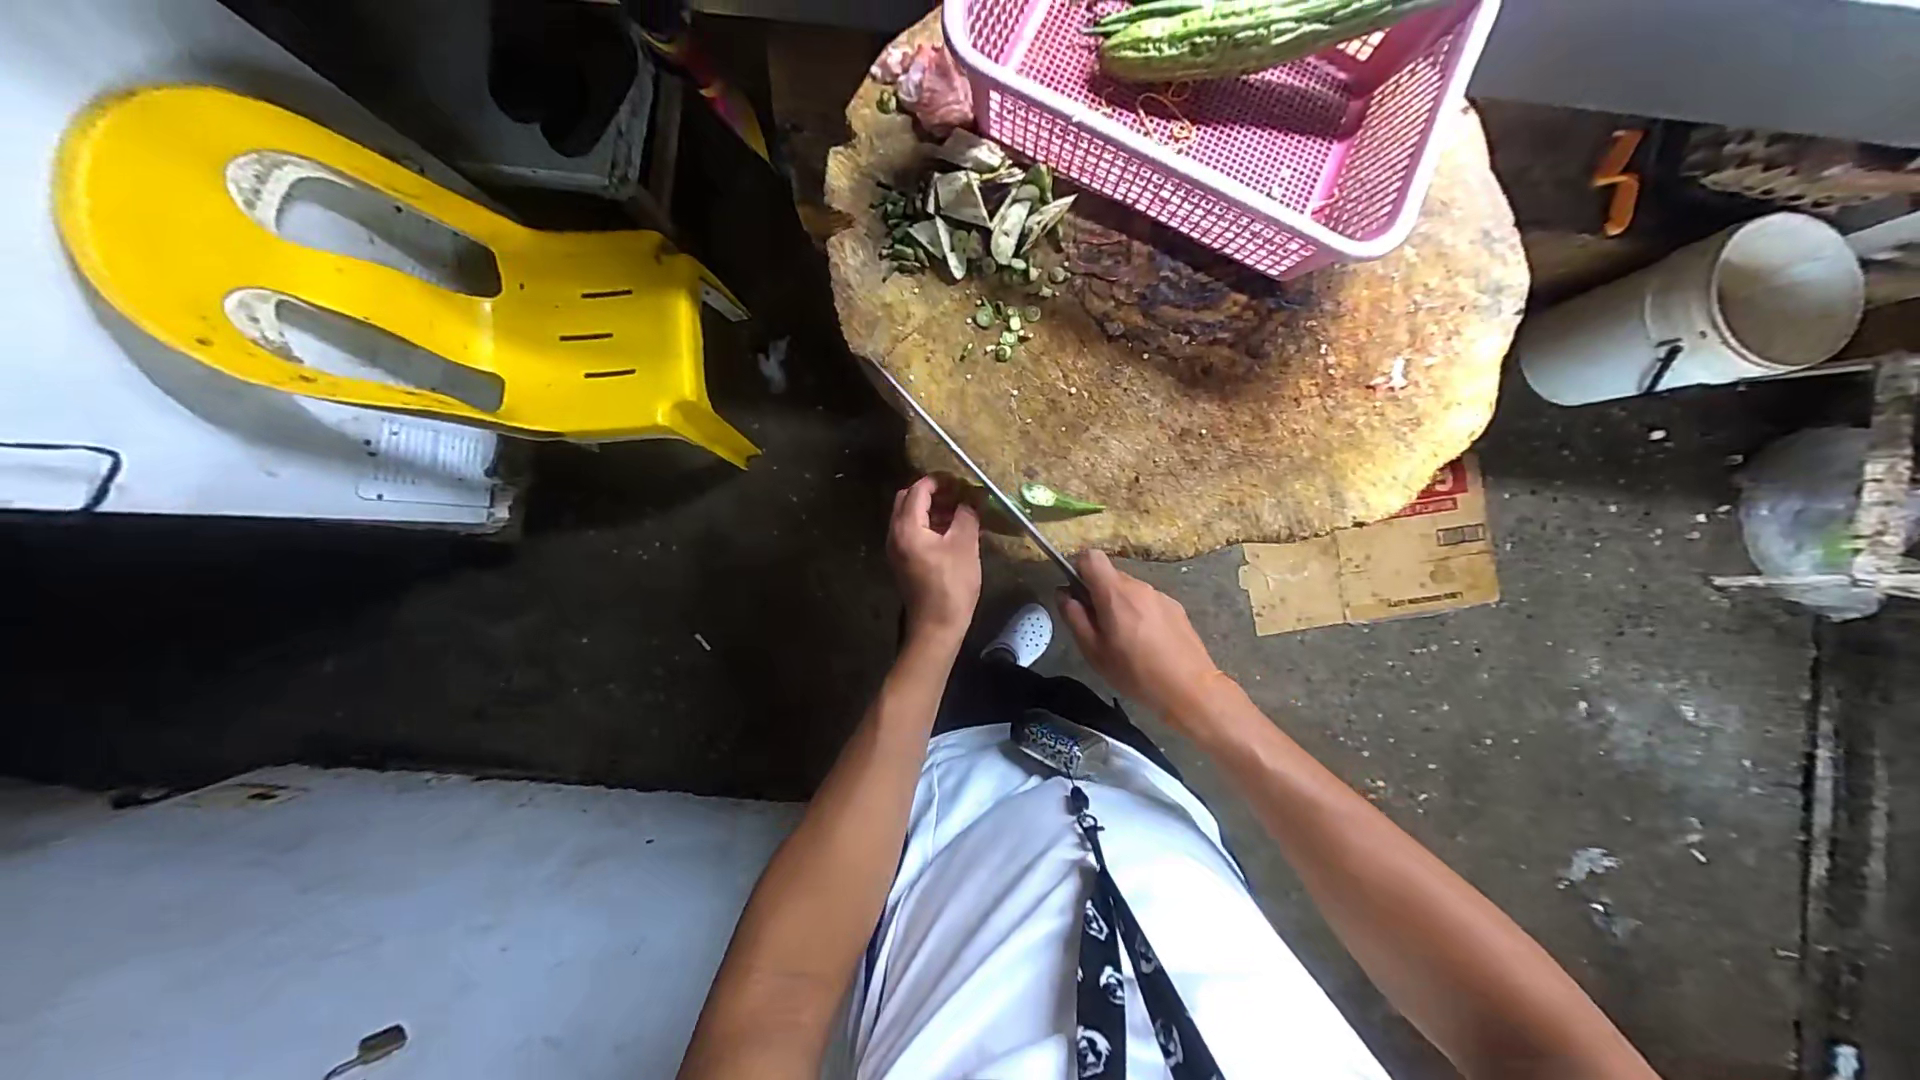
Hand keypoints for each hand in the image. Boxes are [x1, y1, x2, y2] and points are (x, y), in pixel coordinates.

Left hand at [887, 475, 981, 644]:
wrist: (936, 626)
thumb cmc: (951, 585)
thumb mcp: (965, 545)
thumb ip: (966, 516)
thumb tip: (971, 500)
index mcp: (907, 528)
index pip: (918, 490)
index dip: (939, 481)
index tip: (961, 482)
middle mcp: (895, 535)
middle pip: (908, 500)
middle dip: (933, 492)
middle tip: (958, 494)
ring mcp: (897, 549)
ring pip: (910, 516)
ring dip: (932, 509)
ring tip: (960, 511)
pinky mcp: (903, 561)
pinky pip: (913, 532)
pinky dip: (930, 525)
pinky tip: (952, 531)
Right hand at [1060, 550, 1227, 730]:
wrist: (1189, 688)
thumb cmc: (1134, 672)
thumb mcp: (1093, 650)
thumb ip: (1074, 616)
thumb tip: (1064, 593)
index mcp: (1115, 592)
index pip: (1091, 557)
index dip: (1079, 570)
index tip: (1077, 595)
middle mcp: (1138, 586)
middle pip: (1110, 576)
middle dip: (1099, 594)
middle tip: (1099, 628)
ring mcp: (1160, 595)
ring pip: (1129, 590)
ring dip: (1120, 606)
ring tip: (1124, 640)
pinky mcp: (1175, 607)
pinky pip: (1147, 602)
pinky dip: (1140, 614)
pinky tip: (1147, 643)